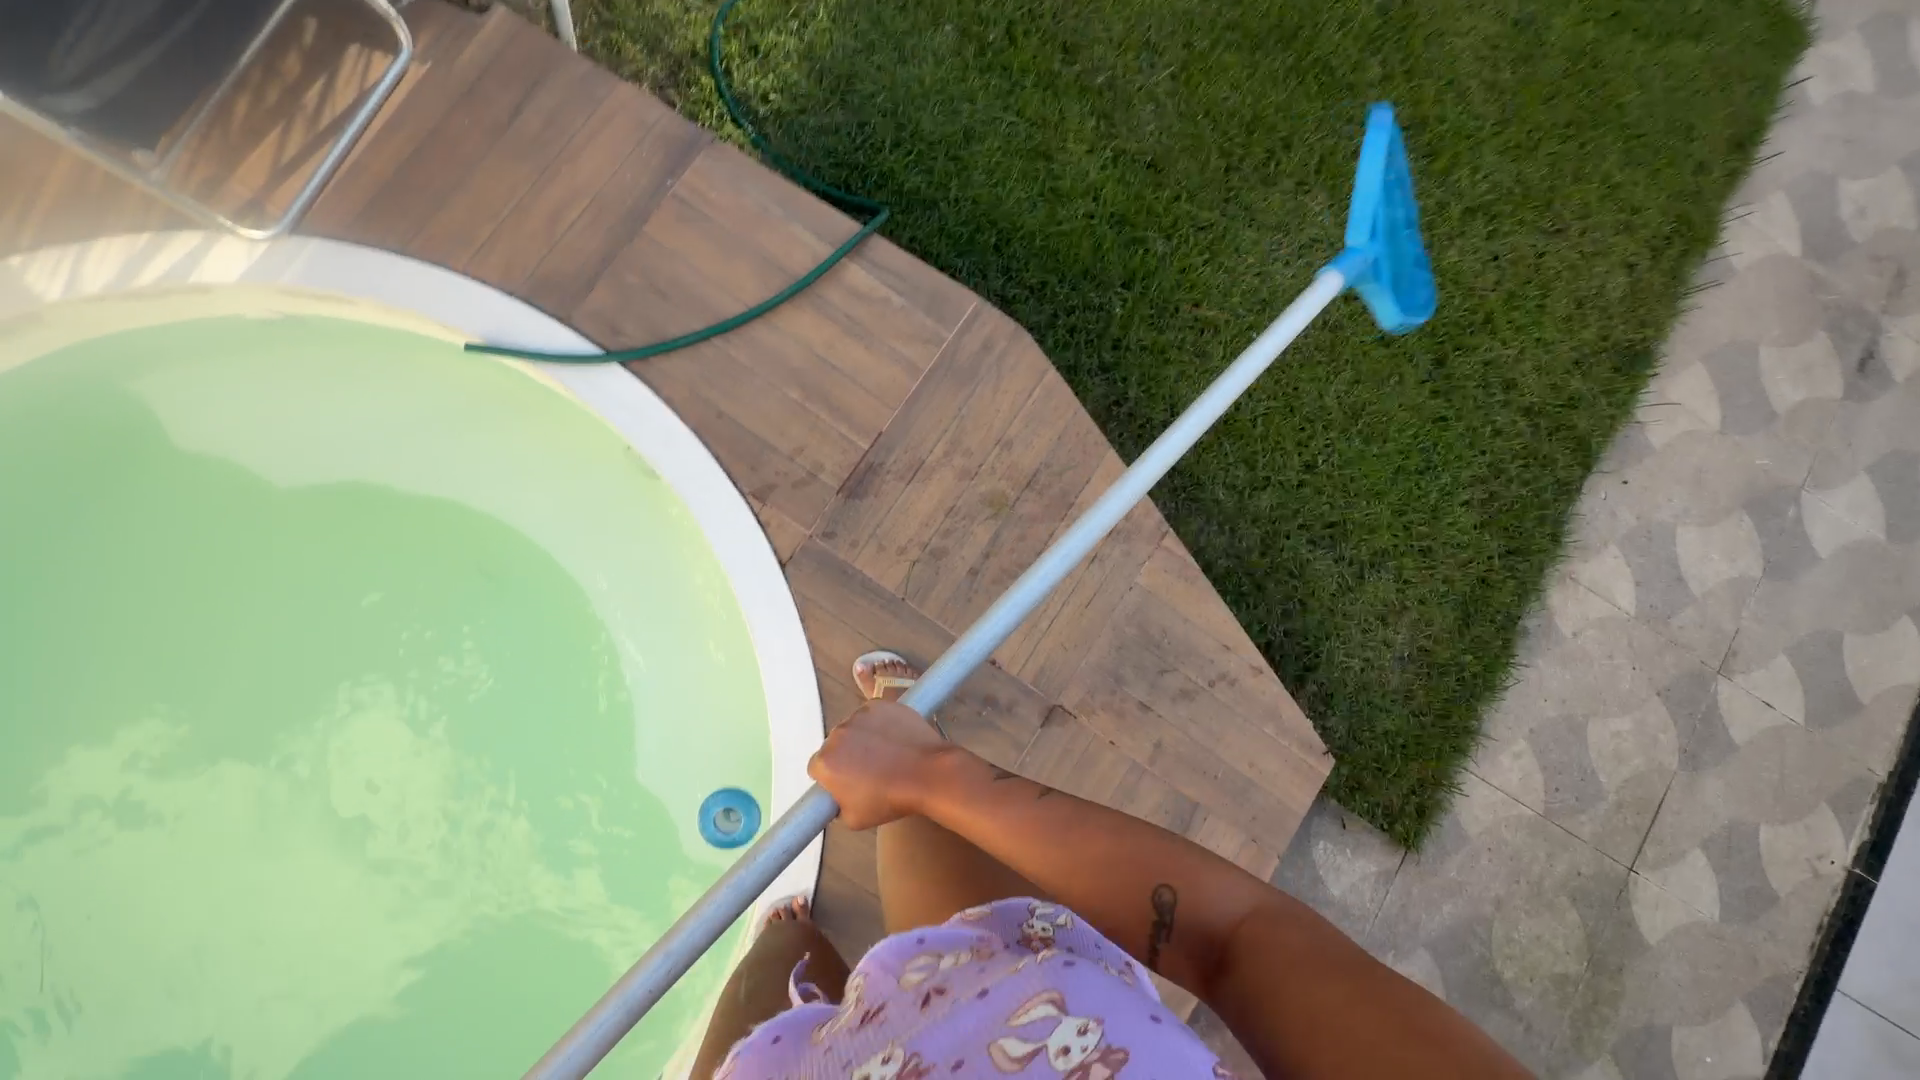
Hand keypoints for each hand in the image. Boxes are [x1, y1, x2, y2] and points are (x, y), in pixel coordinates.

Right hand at [807, 699, 953, 828]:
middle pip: (835, 745)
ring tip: (886, 753)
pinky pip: (872, 714)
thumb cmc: (892, 799)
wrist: (927, 774)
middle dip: (847, 755)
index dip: (831, 776)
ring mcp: (859, 716)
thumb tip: (837, 796)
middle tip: (869, 768)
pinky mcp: (879, 704)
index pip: (817, 767)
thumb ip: (835, 806)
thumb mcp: (853, 819)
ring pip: (854, 727)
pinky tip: (894, 739)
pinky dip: (880, 723)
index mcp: (825, 762)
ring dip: (863, 737)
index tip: (846, 781)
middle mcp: (837, 734)